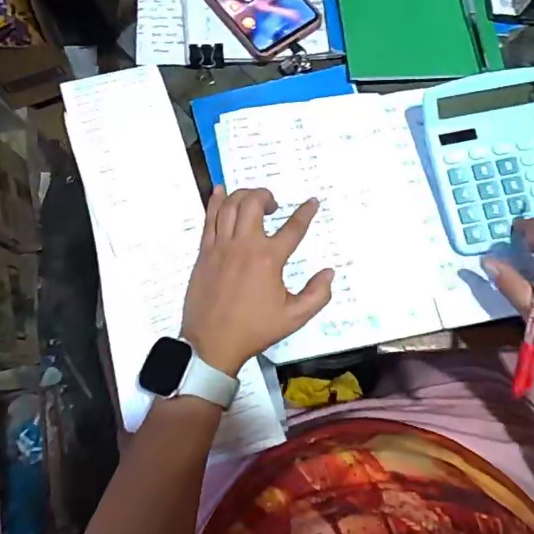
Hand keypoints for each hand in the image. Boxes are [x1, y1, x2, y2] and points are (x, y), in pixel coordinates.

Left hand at [181, 187, 333, 372]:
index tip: (312, 202)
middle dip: (266, 196)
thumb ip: (317, 295)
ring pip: (230, 205)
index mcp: (269, 259)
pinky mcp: (204, 252)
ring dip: (244, 195)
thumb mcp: (294, 318)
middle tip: (273, 205)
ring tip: (253, 200)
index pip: (293, 227)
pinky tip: (221, 191)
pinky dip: (216, 200)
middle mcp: (244, 246)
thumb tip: (329, 273)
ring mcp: (220, 246)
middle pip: (254, 203)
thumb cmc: (254, 330)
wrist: (212, 343)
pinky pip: (210, 217)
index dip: (305, 212)